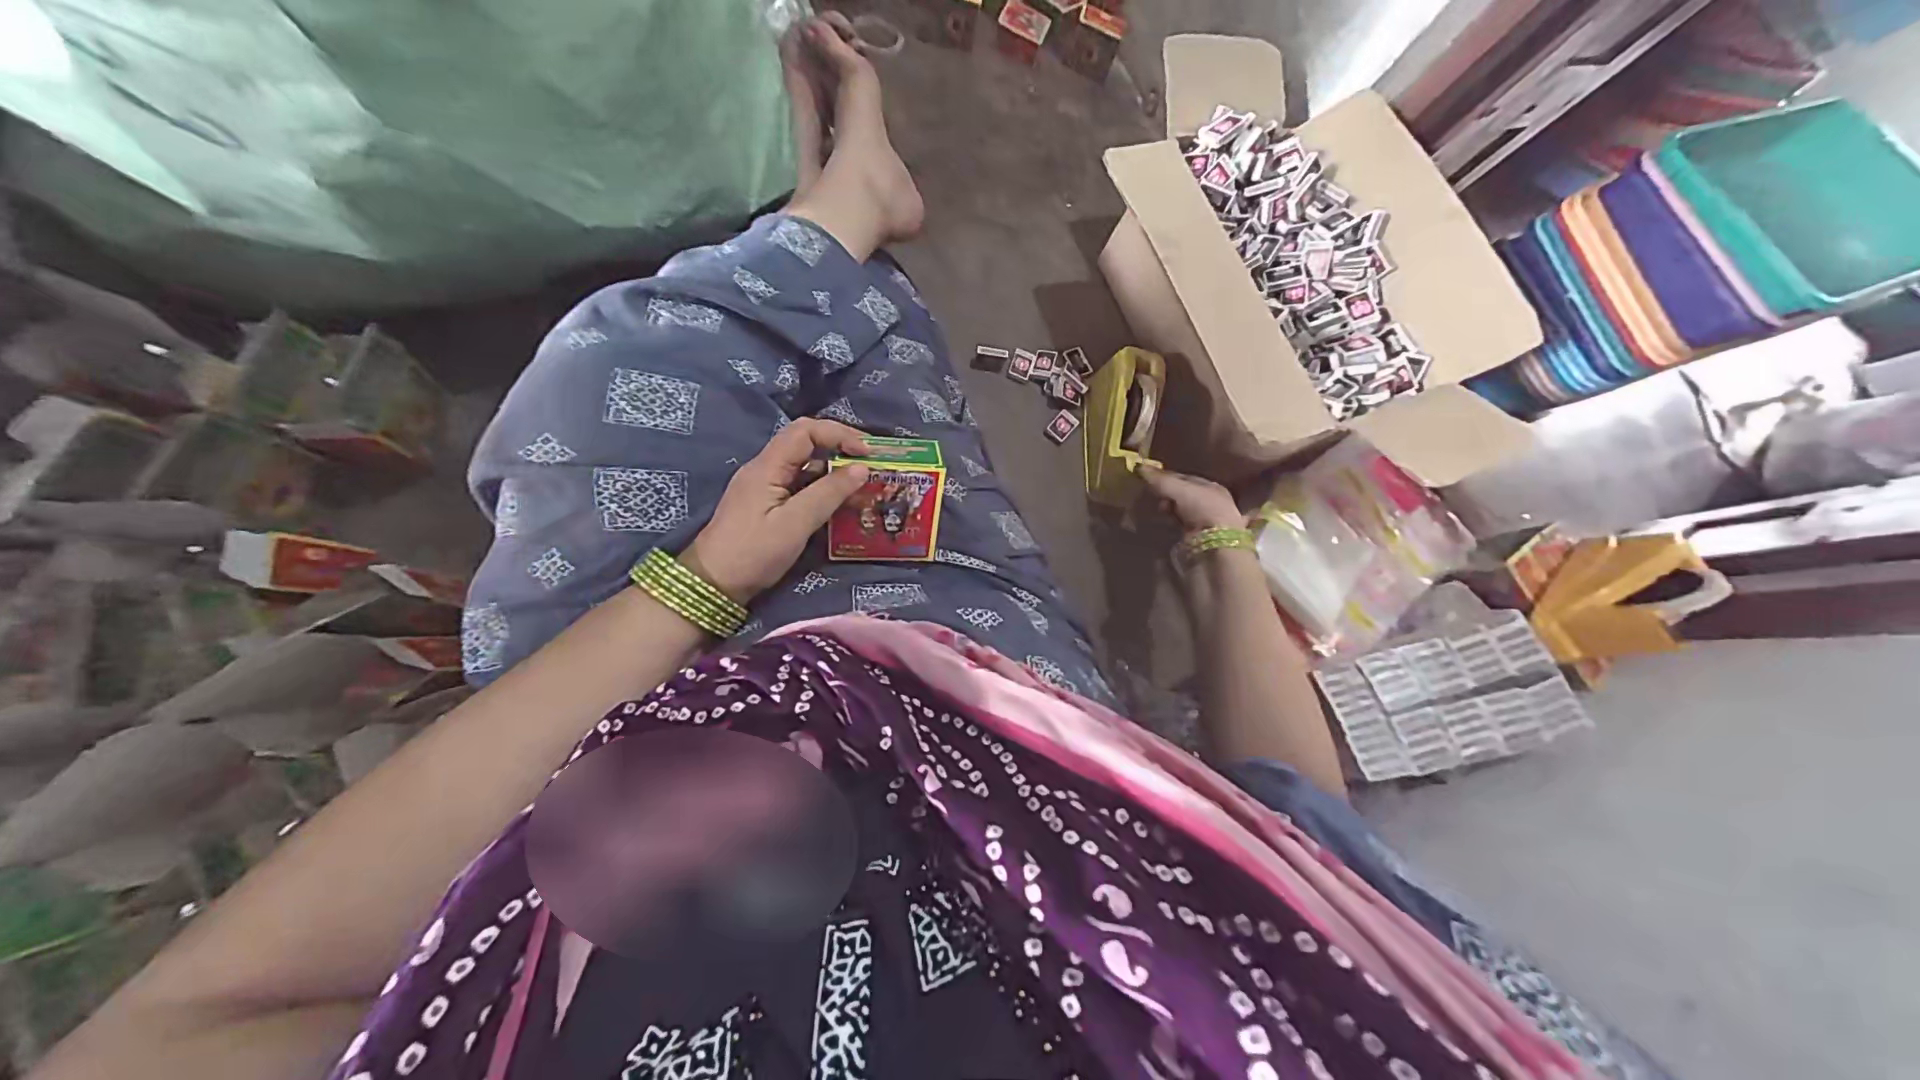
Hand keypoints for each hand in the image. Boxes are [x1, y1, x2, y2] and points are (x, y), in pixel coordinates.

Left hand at [685, 419, 871, 601]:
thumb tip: (861, 469)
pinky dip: (821, 488)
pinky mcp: (765, 504)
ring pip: (803, 465)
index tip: (866, 453)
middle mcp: (764, 469)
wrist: (712, 584)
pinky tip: (838, 503)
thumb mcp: (795, 524)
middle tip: (869, 464)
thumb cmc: (753, 553)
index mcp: (767, 466)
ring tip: (860, 485)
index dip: (839, 434)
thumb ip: (828, 493)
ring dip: (832, 470)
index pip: (806, 431)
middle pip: (804, 443)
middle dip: (839, 448)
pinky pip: (798, 485)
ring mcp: (763, 486)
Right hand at [1138, 464, 1244, 532]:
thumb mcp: (1180, 489)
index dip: (1167, 477)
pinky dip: (1171, 521)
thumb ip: (1160, 479)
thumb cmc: (1202, 509)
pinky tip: (1164, 522)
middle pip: (1182, 494)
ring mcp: (1205, 521)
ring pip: (1180, 510)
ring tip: (1157, 509)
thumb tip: (1138, 466)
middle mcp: (1211, 502)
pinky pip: (1179, 524)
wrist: (1215, 544)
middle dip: (1166, 494)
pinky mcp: (1198, 536)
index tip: (1149, 478)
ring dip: (1168, 509)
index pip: (1185, 478)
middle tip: (1152, 495)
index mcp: (1212, 487)